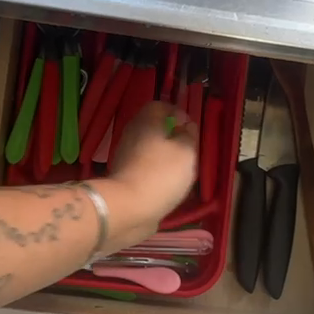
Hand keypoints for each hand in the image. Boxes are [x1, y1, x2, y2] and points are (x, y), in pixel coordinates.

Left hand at [98, 102, 198, 249]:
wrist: (129, 208)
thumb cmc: (161, 174)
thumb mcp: (186, 151)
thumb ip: (189, 136)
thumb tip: (186, 127)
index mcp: (146, 122)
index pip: (159, 105)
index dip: (176, 112)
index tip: (189, 127)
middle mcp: (132, 134)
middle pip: (153, 128)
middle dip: (171, 136)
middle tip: (188, 149)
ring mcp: (125, 156)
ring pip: (148, 148)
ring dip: (165, 156)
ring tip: (181, 170)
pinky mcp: (124, 177)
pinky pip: (144, 167)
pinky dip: (156, 171)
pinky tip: (168, 184)